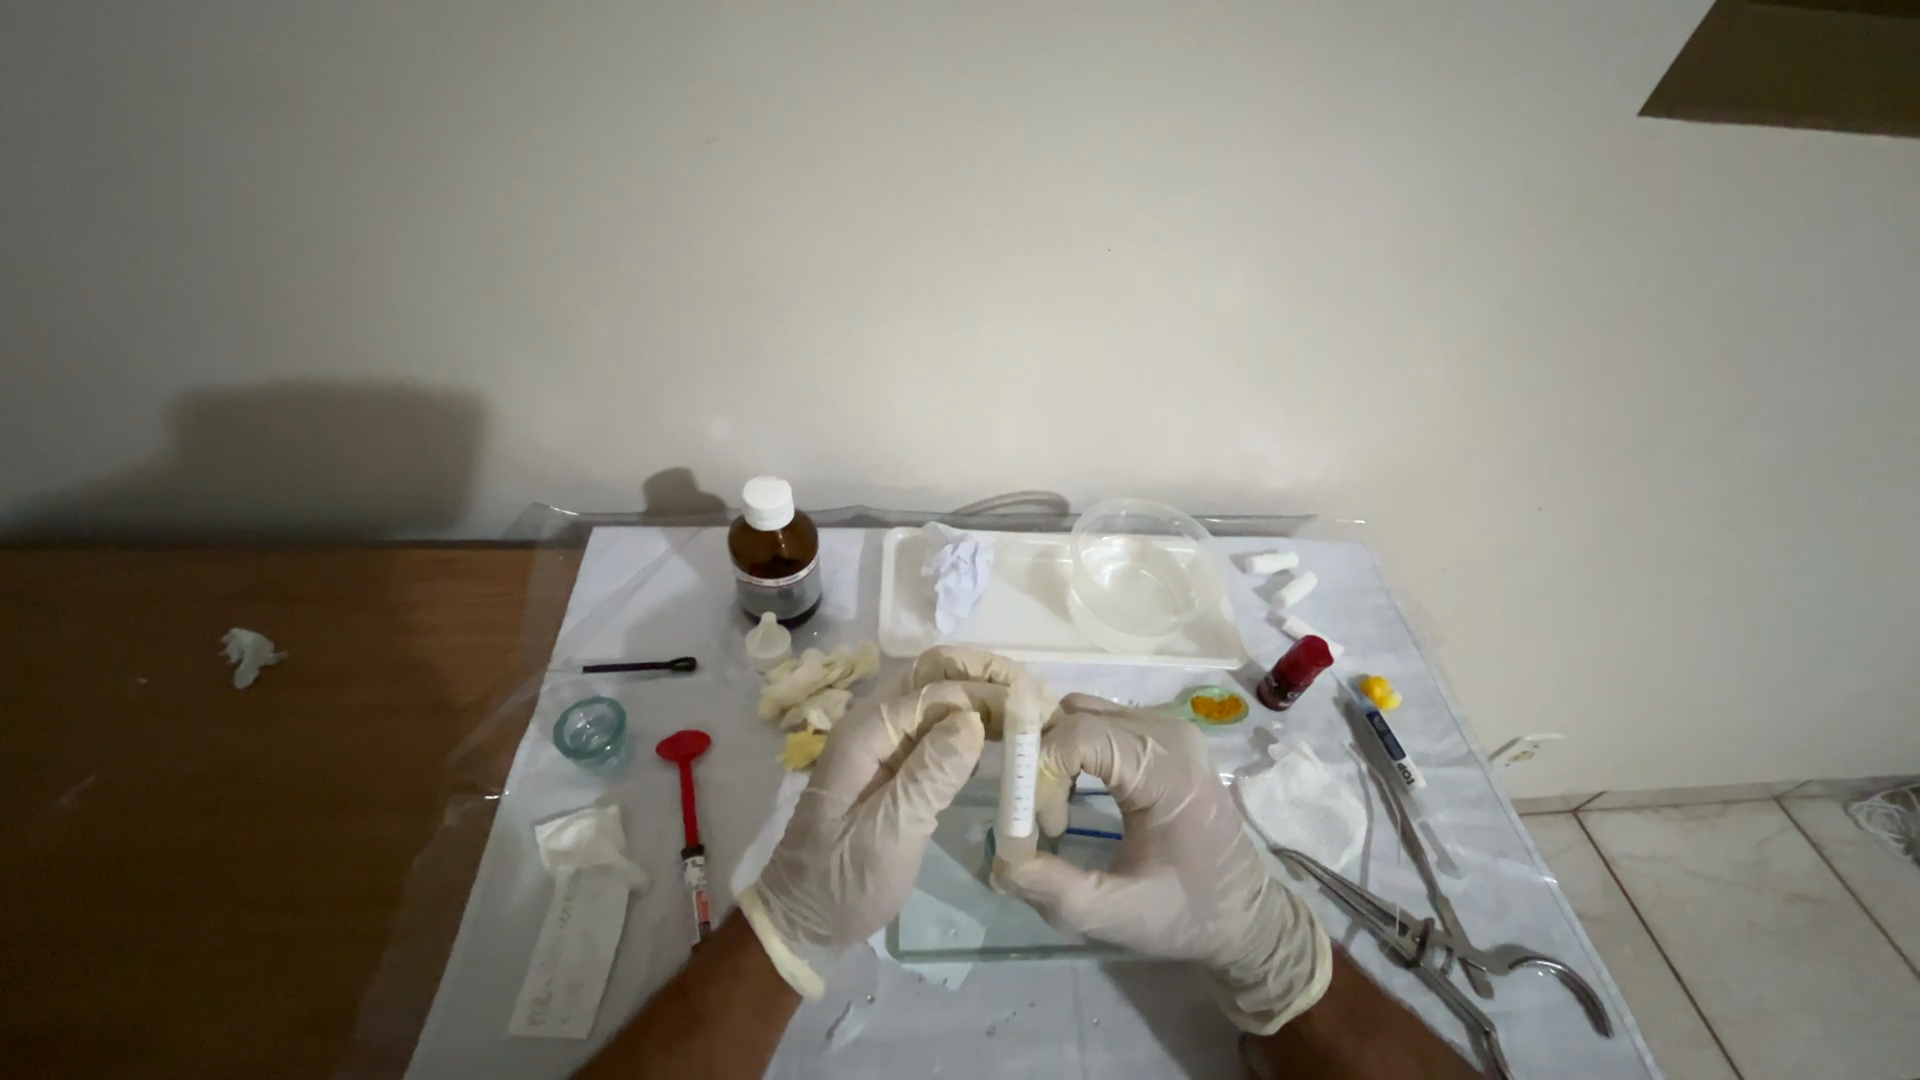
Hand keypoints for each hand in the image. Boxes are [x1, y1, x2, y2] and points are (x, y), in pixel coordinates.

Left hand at [738, 647, 1052, 997]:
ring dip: (980, 694)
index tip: (1033, 710)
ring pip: (937, 694)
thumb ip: (930, 776)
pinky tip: (1001, 737)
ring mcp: (882, 740)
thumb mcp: (889, 836)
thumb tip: (972, 719)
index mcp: (864, 734)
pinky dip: (970, 721)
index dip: (985, 694)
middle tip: (1033, 697)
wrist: (803, 918)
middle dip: (984, 676)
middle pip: (932, 674)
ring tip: (1028, 712)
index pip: (933, 691)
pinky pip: (936, 725)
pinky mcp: (895, 761)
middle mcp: (872, 724)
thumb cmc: (843, 883)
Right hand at [999, 694, 1332, 1034]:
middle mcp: (1170, 733)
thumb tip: (999, 858)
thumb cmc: (1184, 914)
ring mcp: (1169, 726)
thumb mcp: (1113, 915)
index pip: (1080, 734)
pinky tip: (1075, 789)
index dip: (1043, 771)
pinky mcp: (1163, 731)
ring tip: (1058, 807)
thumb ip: (1051, 888)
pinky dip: (1074, 747)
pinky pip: (1100, 718)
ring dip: (1056, 752)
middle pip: (1077, 715)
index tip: (1043, 826)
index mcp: (1168, 771)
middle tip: (1040, 817)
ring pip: (1084, 711)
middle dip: (1044, 761)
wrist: (1245, 914)